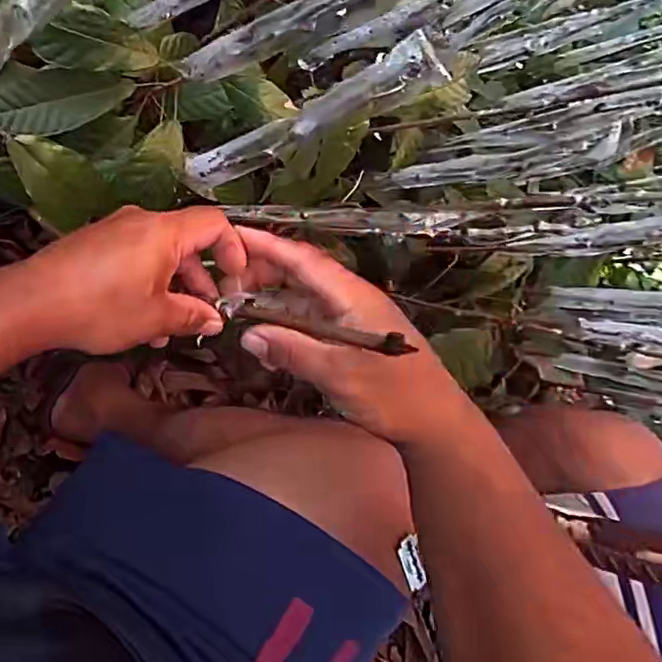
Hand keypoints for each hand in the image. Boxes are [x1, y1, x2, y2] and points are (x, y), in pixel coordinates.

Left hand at [14, 206, 247, 354]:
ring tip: (166, 328)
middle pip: (184, 242)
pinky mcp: (90, 244)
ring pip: (155, 255)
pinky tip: (137, 319)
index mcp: (162, 230)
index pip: (214, 224)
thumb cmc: (97, 307)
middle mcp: (137, 221)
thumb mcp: (153, 318)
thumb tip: (212, 318)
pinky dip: (143, 283)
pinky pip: (129, 257)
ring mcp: (111, 230)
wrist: (31, 301)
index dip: (234, 250)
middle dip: (198, 280)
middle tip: (202, 314)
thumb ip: (190, 316)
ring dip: (169, 288)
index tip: (235, 280)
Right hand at [231, 228, 475, 445]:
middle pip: (295, 271)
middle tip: (224, 285)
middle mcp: (347, 299)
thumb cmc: (396, 396)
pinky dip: (278, 324)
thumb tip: (248, 335)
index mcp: (351, 296)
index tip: (230, 234)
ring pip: (295, 295)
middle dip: (258, 271)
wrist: (438, 428)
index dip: (265, 243)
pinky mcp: (342, 336)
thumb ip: (292, 351)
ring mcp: (345, 317)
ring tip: (235, 311)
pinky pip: (302, 319)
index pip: (301, 258)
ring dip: (264, 299)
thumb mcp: (340, 374)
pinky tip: (263, 343)